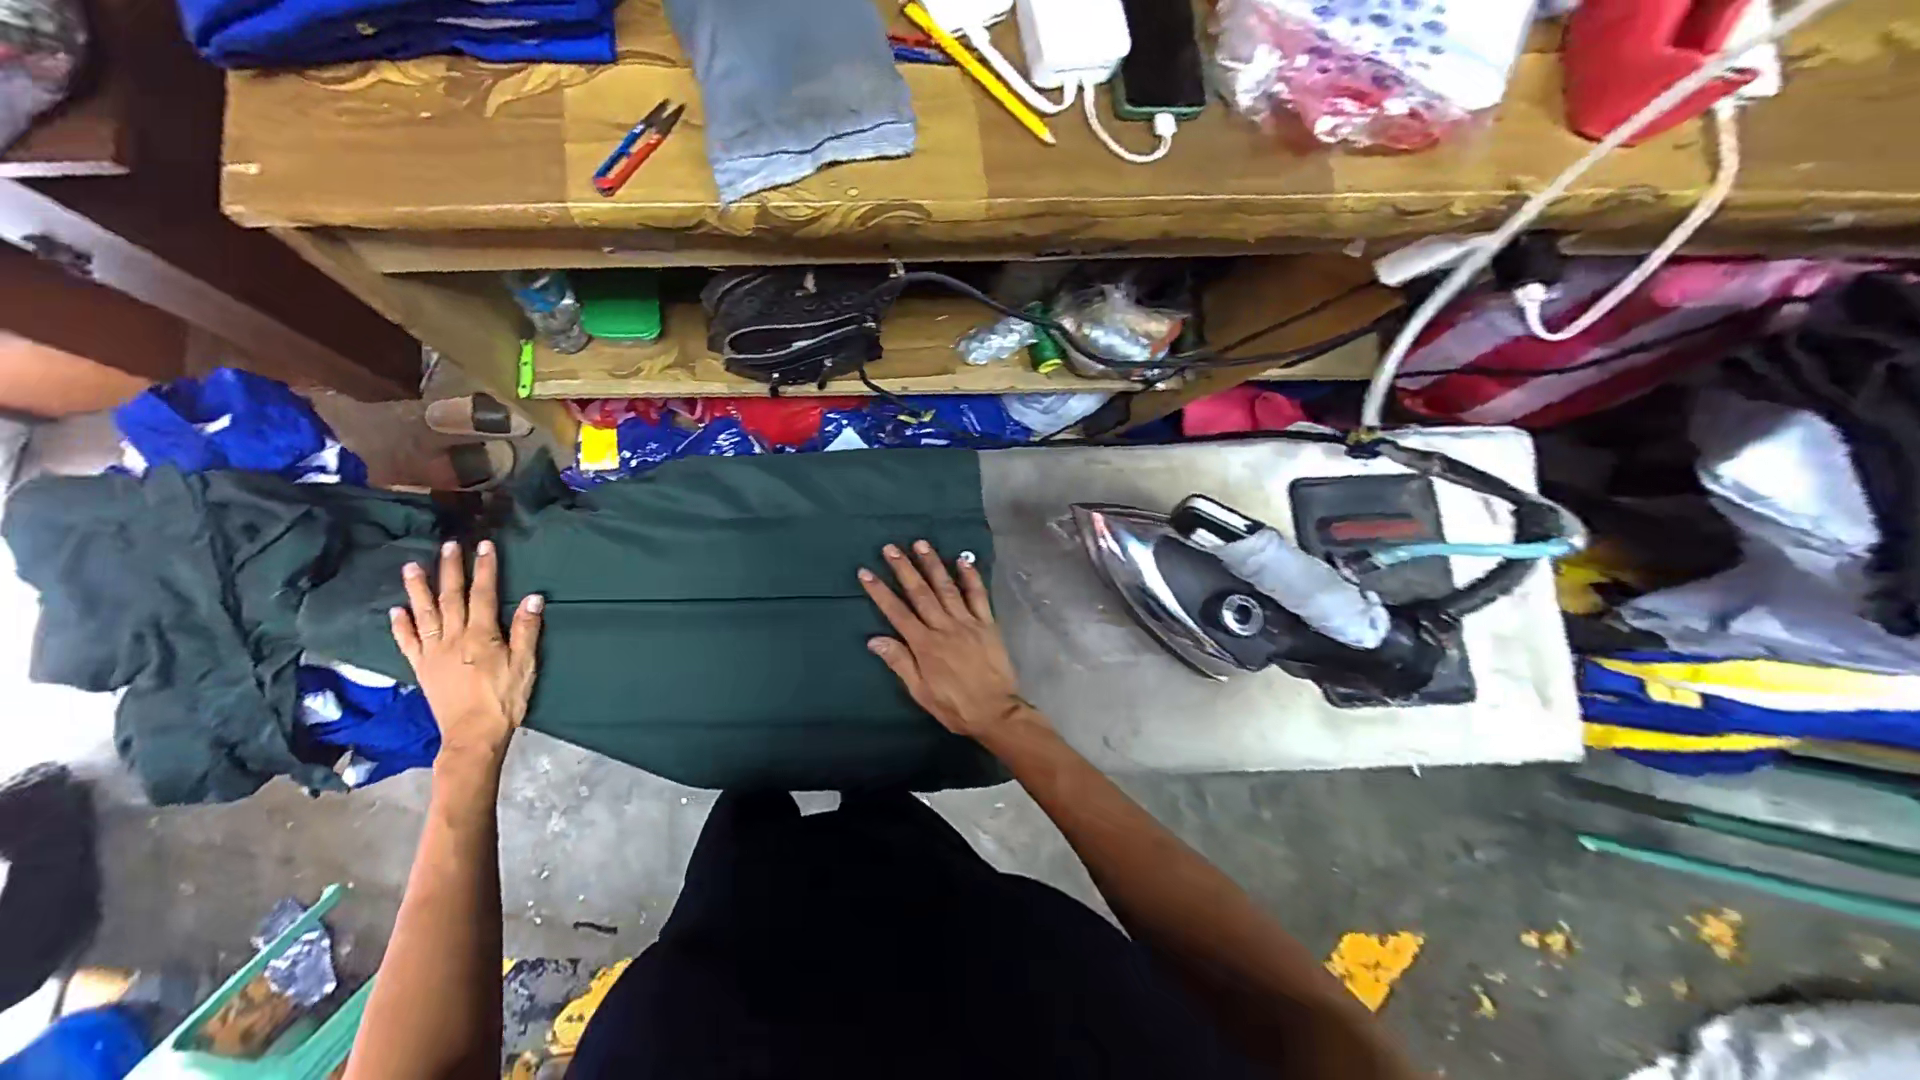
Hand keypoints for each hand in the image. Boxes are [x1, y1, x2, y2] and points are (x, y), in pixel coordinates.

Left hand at [390, 539, 543, 766]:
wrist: (472, 734)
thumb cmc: (505, 699)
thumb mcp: (525, 665)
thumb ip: (526, 630)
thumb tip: (532, 598)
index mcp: (480, 636)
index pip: (483, 594)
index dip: (485, 569)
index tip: (484, 546)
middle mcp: (452, 638)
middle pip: (450, 597)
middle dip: (451, 569)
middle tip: (448, 545)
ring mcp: (432, 652)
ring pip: (424, 614)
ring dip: (418, 589)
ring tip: (412, 566)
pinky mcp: (421, 668)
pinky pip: (407, 642)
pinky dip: (401, 625)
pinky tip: (397, 610)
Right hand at [858, 540, 1037, 740]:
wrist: (995, 712)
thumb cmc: (954, 706)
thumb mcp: (920, 692)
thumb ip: (899, 662)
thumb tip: (874, 640)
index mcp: (924, 645)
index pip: (897, 612)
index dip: (880, 592)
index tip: (866, 572)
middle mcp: (944, 627)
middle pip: (920, 593)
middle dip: (904, 568)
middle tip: (891, 547)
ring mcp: (968, 622)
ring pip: (947, 588)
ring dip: (933, 564)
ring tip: (921, 544)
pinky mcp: (988, 624)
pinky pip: (979, 596)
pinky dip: (971, 577)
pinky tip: (963, 560)